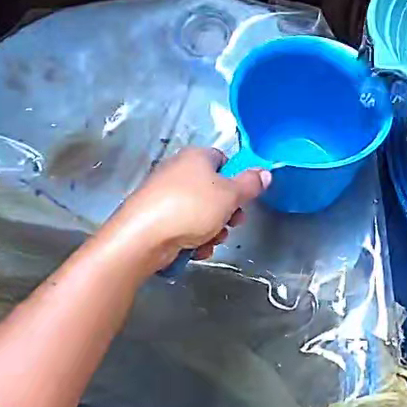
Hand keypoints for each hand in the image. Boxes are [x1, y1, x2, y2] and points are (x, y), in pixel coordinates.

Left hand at [99, 146, 269, 273]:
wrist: (142, 238)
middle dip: (226, 211)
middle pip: (214, 189)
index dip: (237, 178)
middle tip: (232, 222)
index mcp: (196, 157)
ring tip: (211, 240)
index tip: (244, 197)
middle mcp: (178, 171)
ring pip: (200, 212)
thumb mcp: (230, 195)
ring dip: (212, 229)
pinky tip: (195, 249)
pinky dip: (192, 238)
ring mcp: (164, 195)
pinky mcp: (155, 218)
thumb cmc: (190, 209)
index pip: (224, 160)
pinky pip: (183, 226)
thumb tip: (265, 173)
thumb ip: (251, 184)